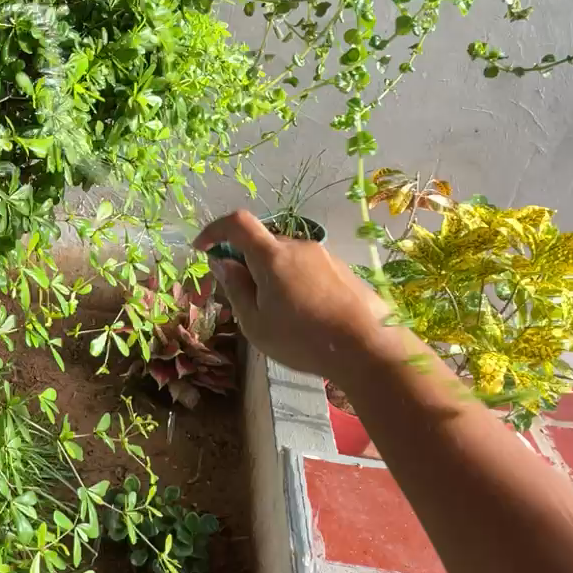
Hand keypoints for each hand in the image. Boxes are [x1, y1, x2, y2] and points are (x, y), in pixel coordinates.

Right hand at [193, 210, 397, 382]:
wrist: (370, 349)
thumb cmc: (303, 340)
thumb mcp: (255, 323)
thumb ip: (235, 288)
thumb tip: (223, 263)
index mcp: (272, 257)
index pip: (237, 223)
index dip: (214, 230)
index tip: (202, 249)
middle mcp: (298, 247)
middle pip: (262, 243)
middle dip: (244, 262)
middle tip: (242, 298)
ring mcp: (324, 257)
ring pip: (285, 257)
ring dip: (271, 275)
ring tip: (276, 313)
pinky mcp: (342, 270)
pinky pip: (306, 268)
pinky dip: (293, 281)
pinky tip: (303, 315)